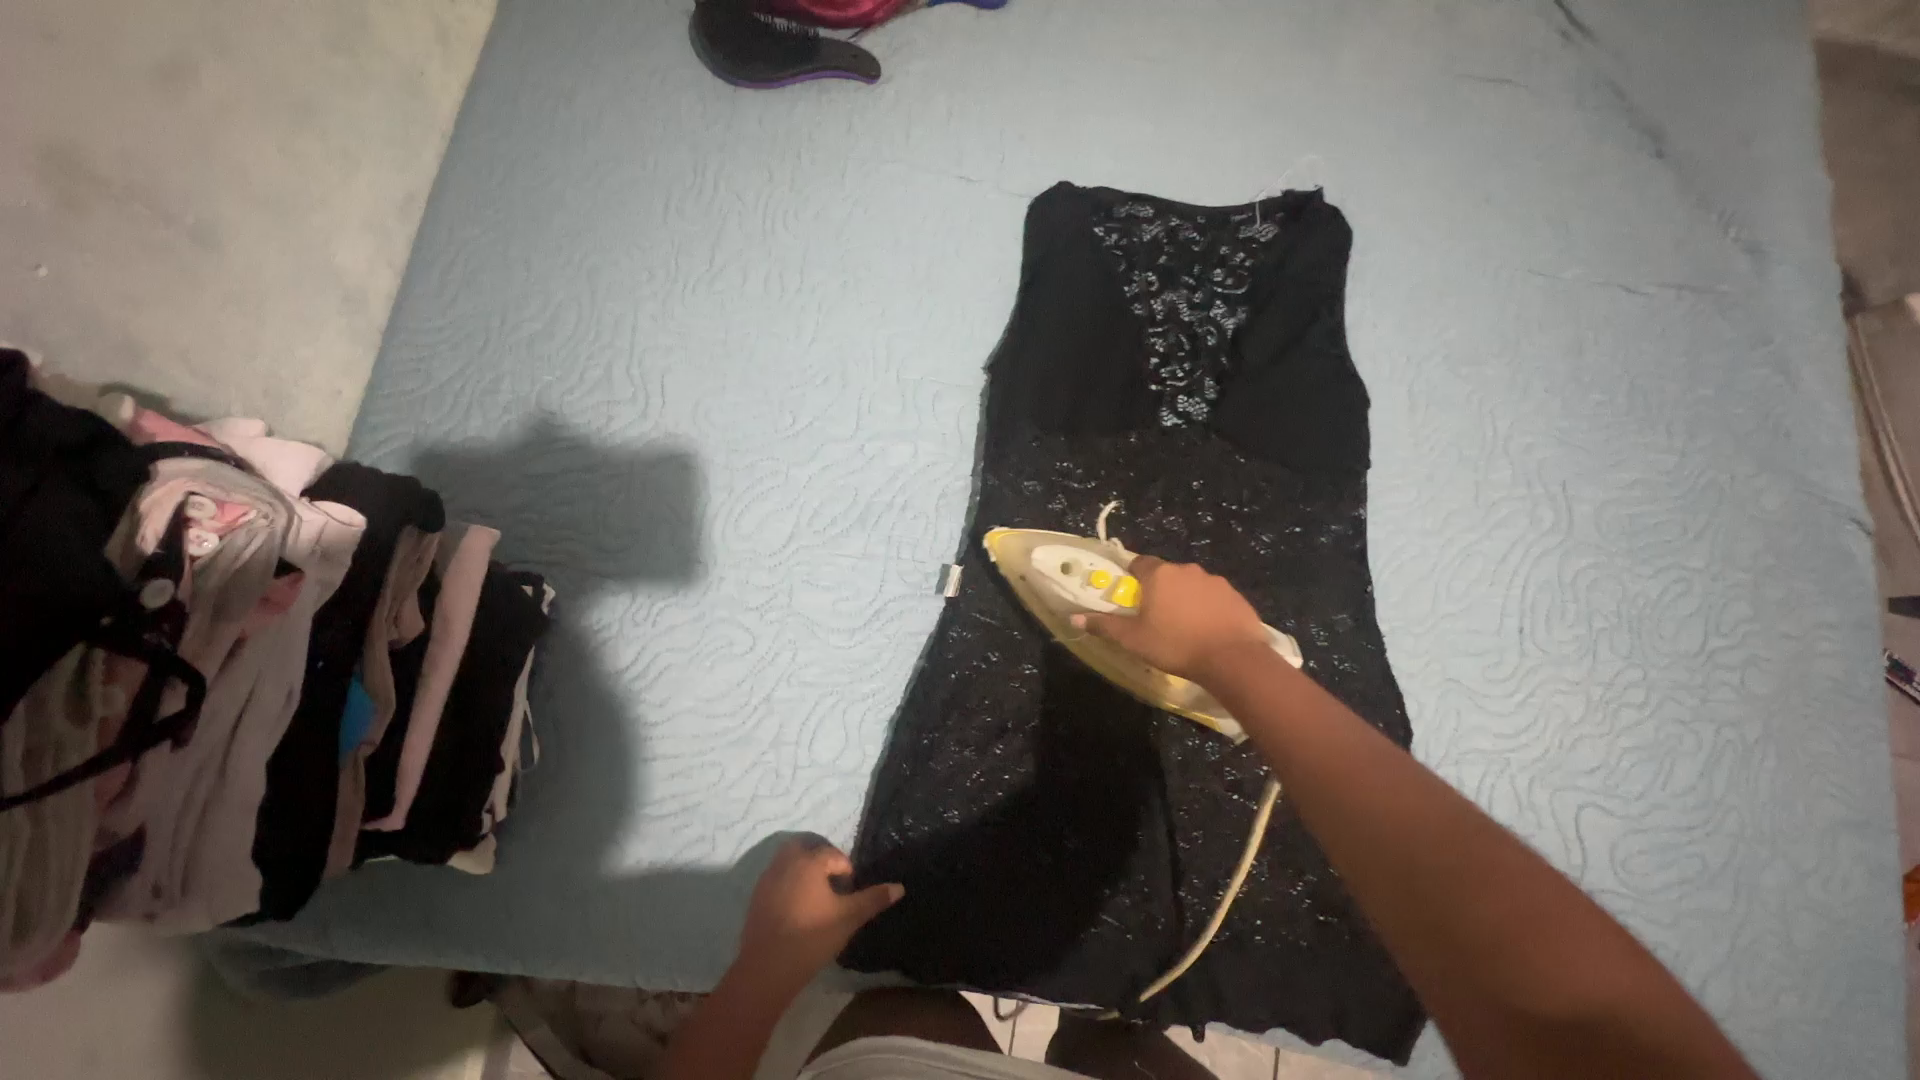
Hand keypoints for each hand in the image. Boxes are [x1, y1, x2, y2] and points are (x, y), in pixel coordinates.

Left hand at [734, 836, 903, 990]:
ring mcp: (767, 879)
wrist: (768, 968)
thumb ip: (874, 899)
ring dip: (802, 870)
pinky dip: (788, 884)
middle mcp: (785, 863)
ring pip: (787, 861)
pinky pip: (776, 879)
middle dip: (820, 859)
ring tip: (816, 896)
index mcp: (808, 862)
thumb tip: (899, 887)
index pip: (833, 855)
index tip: (850, 893)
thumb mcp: (849, 918)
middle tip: (832, 883)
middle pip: (804, 847)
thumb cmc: (812, 936)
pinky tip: (797, 909)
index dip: (846, 871)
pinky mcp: (756, 897)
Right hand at [1072, 556, 1270, 683]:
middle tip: (1155, 617)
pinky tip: (1208, 631)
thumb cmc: (1175, 645)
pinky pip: (1214, 598)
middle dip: (1160, 591)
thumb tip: (1074, 618)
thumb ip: (1104, 626)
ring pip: (1192, 585)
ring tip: (1184, 627)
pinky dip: (1208, 609)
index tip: (1132, 596)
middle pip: (1167, 574)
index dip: (1133, 577)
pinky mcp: (1236, 596)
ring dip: (1185, 599)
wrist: (1232, 658)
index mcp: (1159, 575)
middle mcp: (1187, 570)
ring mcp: (1215, 581)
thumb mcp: (1133, 639)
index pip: (1139, 563)